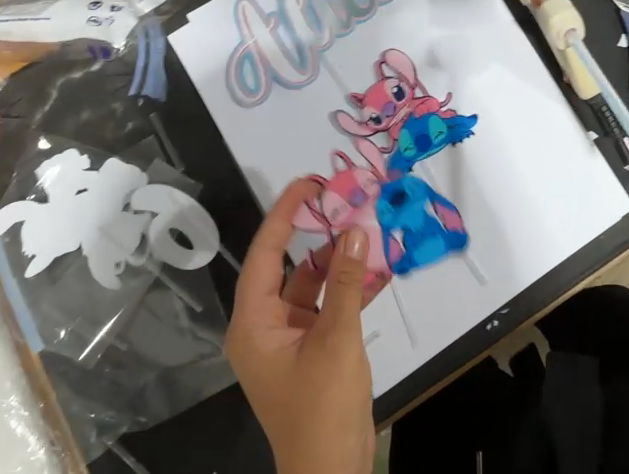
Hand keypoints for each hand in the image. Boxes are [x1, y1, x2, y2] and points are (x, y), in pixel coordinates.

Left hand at [226, 181, 383, 473]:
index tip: (308, 183)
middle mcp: (264, 325)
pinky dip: (347, 290)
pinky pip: (326, 307)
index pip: (265, 254)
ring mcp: (288, 339)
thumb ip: (348, 282)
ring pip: (310, 285)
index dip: (284, 214)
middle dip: (315, 234)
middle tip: (341, 199)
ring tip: (365, 228)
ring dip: (338, 261)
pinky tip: (375, 270)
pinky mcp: (310, 351)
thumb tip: (355, 230)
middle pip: (287, 266)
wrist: (330, 470)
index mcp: (254, 322)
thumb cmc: (322, 406)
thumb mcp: (337, 338)